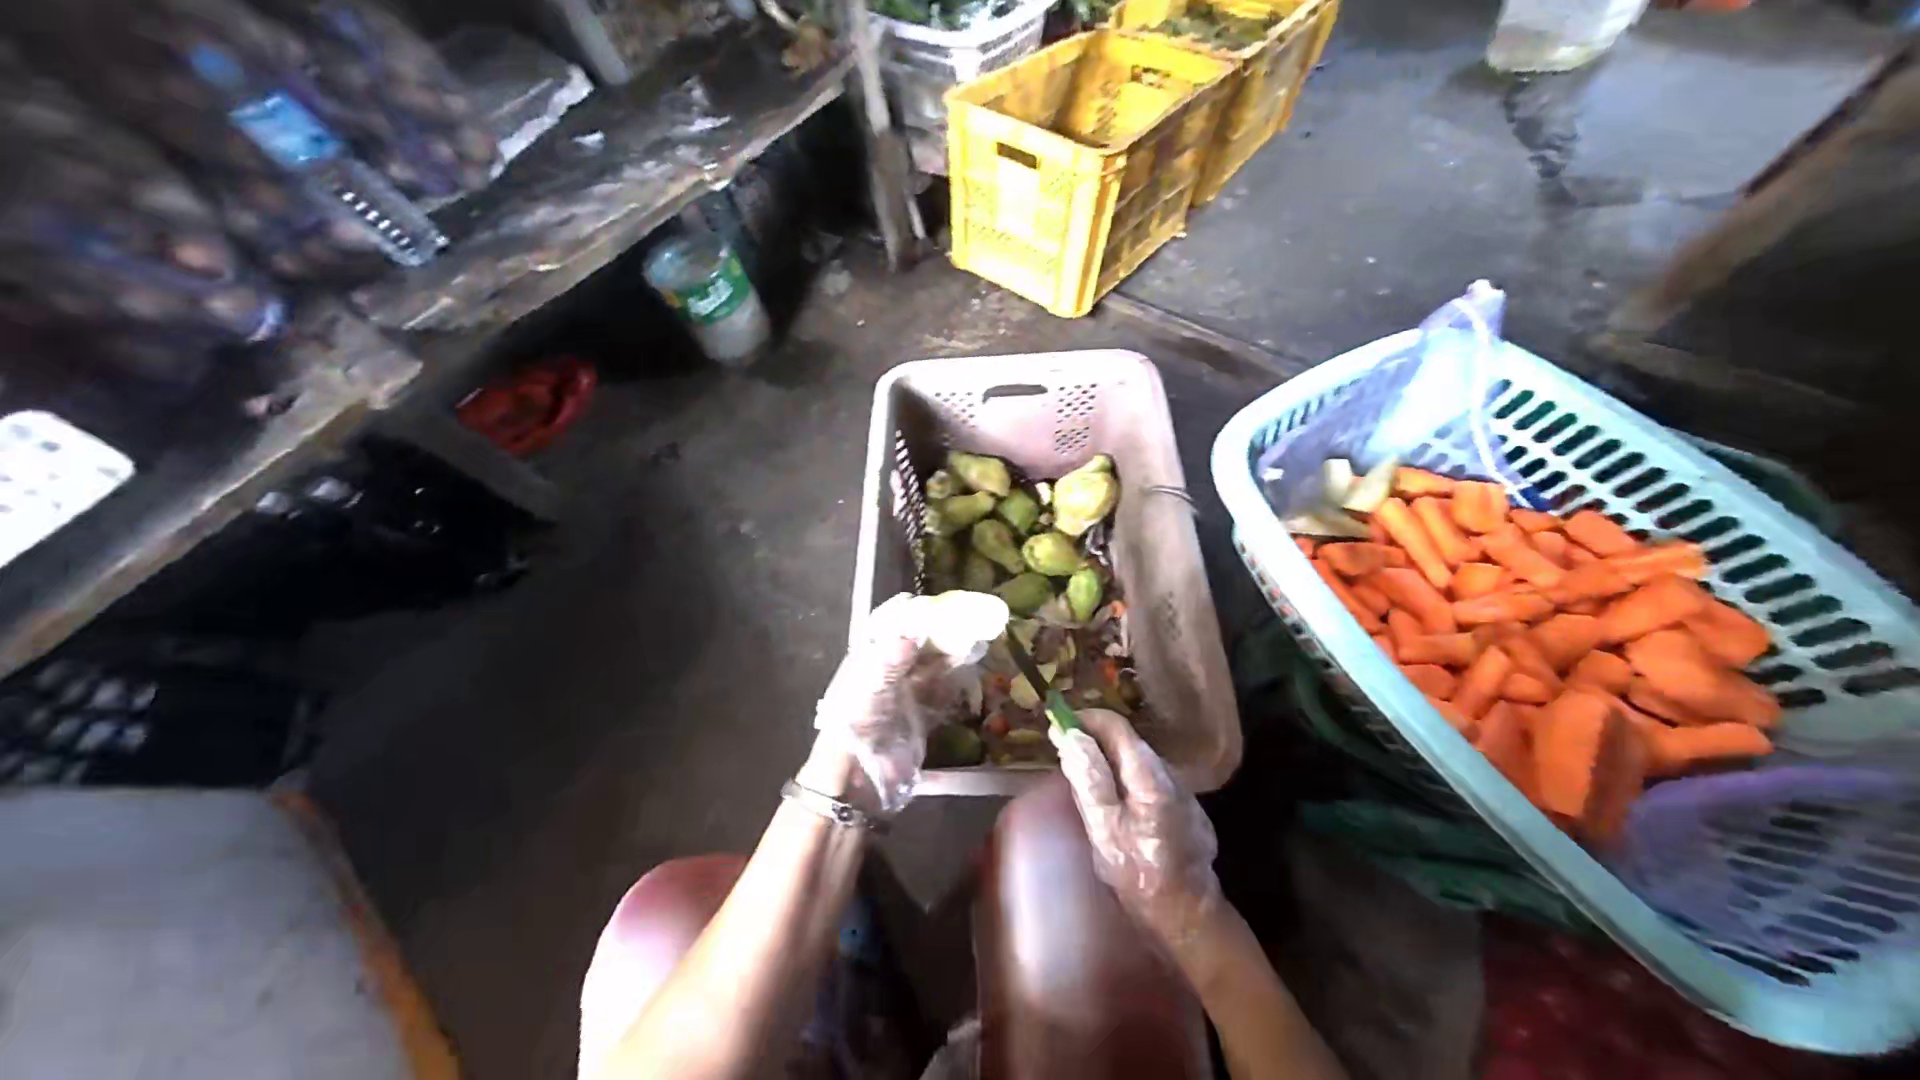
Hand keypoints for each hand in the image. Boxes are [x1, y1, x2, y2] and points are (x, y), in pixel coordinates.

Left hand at [814, 591, 1008, 811]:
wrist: (853, 783)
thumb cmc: (852, 732)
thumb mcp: (868, 694)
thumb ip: (888, 665)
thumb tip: (910, 634)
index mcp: (870, 658)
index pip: (894, 623)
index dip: (918, 613)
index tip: (946, 605)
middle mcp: (889, 670)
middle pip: (919, 642)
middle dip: (944, 631)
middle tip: (974, 621)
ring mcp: (905, 693)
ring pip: (933, 664)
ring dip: (954, 653)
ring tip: (979, 641)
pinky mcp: (920, 715)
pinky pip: (942, 691)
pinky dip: (958, 681)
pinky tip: (973, 673)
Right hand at [1049, 708, 1220, 948]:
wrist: (1189, 918)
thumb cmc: (1139, 876)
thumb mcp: (1104, 830)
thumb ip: (1089, 780)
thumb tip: (1070, 736)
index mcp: (1149, 776)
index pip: (1115, 726)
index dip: (1084, 720)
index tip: (1058, 726)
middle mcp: (1169, 774)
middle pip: (1126, 740)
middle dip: (1092, 739)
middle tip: (1063, 752)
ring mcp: (1180, 790)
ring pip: (1136, 760)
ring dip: (1107, 759)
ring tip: (1081, 774)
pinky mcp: (1183, 807)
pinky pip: (1146, 779)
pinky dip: (1124, 778)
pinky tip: (1112, 801)